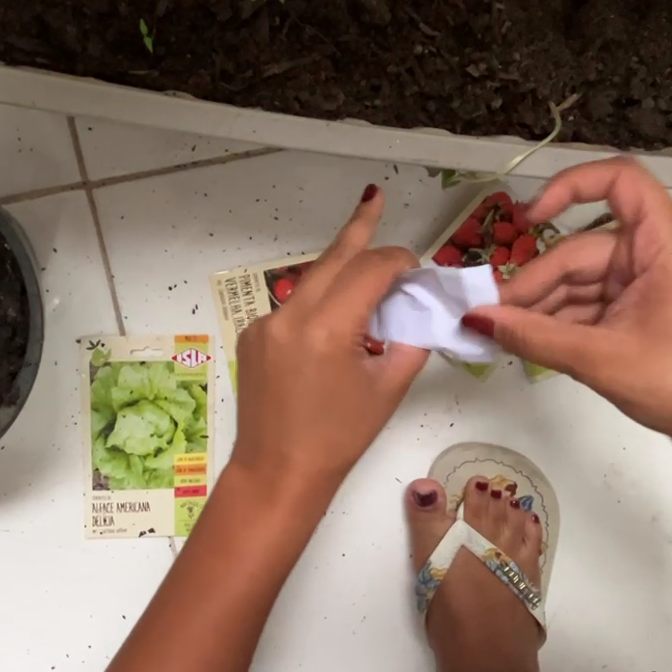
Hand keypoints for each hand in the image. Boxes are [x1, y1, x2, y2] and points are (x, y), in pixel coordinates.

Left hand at [233, 185, 429, 497]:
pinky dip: (319, 305)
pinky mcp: (252, 336)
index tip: (416, 267)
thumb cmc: (337, 439)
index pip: (368, 270)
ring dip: (341, 271)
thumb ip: (409, 341)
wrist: (276, 472)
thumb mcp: (386, 389)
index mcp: (327, 328)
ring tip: (368, 261)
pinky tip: (336, 326)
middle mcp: (290, 316)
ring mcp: (265, 324)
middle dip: (359, 229)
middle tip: (376, 199)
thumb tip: (419, 311)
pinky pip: (294, 307)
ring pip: (312, 281)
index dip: (397, 260)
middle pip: (332, 258)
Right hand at [464, 158, 671, 450]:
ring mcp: (647, 283)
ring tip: (503, 334)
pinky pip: (590, 302)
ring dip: (542, 305)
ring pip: (580, 279)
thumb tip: (475, 319)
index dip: (570, 186)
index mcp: (665, 246)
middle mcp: (655, 254)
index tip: (530, 219)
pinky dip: (560, 319)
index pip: (620, 181)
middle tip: (491, 316)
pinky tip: (528, 339)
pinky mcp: (640, 309)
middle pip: (581, 248)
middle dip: (536, 282)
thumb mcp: (602, 359)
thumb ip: (534, 336)